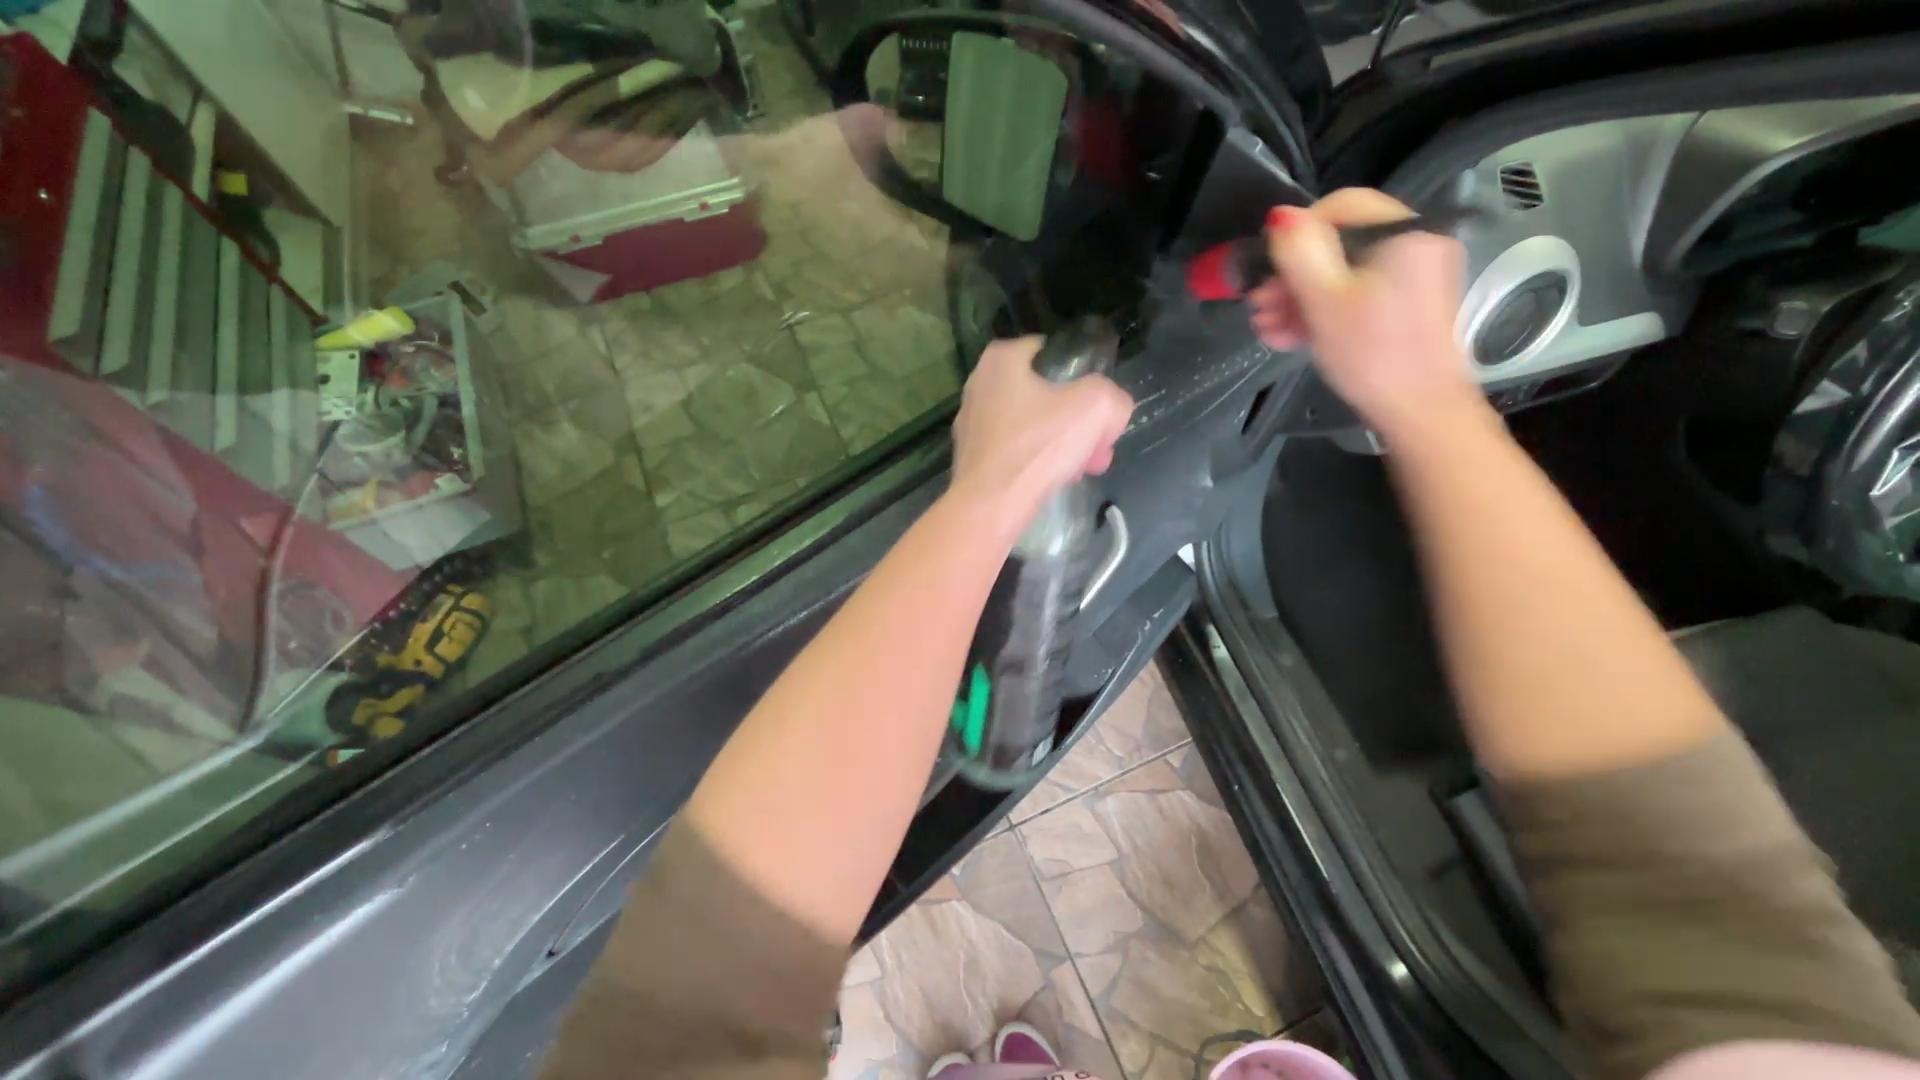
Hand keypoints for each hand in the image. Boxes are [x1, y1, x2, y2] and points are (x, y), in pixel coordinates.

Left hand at [949, 337, 1133, 526]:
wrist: (990, 506)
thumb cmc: (1038, 447)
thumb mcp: (1095, 408)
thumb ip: (1112, 397)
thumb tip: (1111, 410)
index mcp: (1002, 360)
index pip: (1052, 353)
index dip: (1082, 377)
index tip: (1097, 405)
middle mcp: (980, 384)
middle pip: (1045, 393)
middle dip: (1077, 419)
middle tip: (1098, 445)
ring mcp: (972, 423)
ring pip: (1032, 424)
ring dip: (1062, 443)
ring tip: (1084, 468)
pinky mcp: (972, 456)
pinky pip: (1015, 450)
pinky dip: (1038, 461)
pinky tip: (1057, 480)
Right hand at [1247, 188, 1486, 440]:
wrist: (1420, 412)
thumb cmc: (1373, 353)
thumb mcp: (1324, 300)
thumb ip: (1299, 252)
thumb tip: (1281, 216)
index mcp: (1405, 233)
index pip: (1343, 206)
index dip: (1298, 231)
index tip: (1269, 267)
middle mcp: (1415, 246)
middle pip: (1340, 244)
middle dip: (1292, 274)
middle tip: (1258, 304)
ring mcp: (1411, 279)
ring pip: (1343, 274)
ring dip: (1298, 298)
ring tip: (1265, 326)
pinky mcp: (1404, 309)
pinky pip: (1357, 296)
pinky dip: (1323, 311)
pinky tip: (1286, 334)